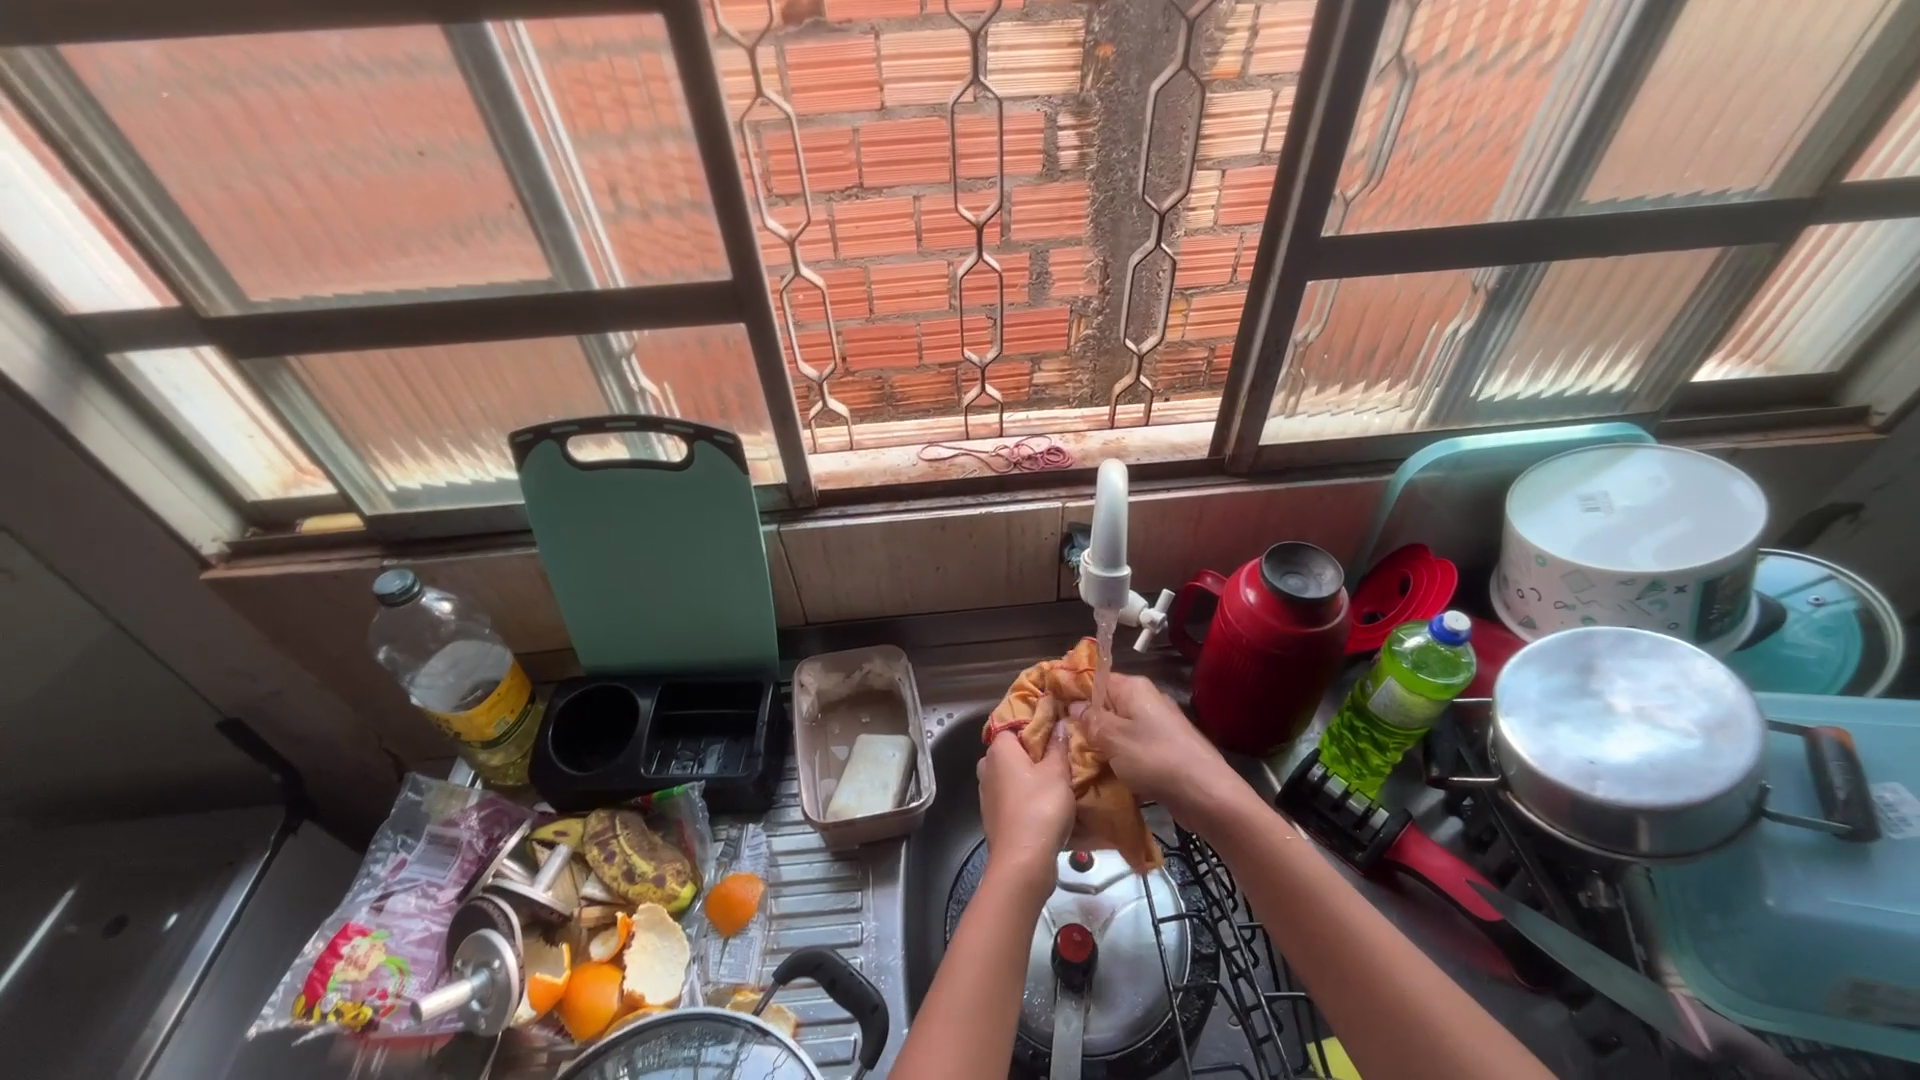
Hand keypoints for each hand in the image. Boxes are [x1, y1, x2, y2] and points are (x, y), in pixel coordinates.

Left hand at [978, 724, 1073, 900]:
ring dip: (1029, 776)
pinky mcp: (992, 815)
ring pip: (1010, 774)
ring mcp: (986, 793)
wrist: (1022, 860)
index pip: (1013, 724)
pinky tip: (1044, 803)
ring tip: (1056, 780)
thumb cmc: (1040, 808)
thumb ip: (1058, 746)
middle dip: (1033, 752)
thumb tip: (1058, 724)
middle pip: (1011, 750)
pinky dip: (1024, 795)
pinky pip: (1010, 795)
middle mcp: (987, 767)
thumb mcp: (1057, 773)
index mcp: (999, 750)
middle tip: (1059, 756)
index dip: (1034, 725)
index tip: (1055, 729)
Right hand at [1075, 674, 1245, 825]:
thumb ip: (1090, 720)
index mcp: (1134, 688)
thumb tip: (1074, 705)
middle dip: (1086, 722)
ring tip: (1078, 760)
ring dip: (1102, 745)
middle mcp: (1147, 701)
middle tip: (1061, 739)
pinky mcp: (1164, 750)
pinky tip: (1105, 775)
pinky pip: (1132, 748)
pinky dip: (1120, 759)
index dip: (1074, 692)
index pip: (1096, 679)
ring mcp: (1158, 726)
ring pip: (1119, 730)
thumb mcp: (1113, 738)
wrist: (1205, 794)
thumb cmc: (1154, 759)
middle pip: (1107, 705)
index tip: (1052, 709)